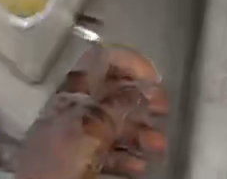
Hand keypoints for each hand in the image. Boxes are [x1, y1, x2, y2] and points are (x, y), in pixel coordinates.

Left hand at [12, 45, 168, 178]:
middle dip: (142, 103)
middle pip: (114, 94)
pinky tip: (140, 166)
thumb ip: (120, 104)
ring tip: (159, 147)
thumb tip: (145, 88)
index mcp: (76, 91)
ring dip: (139, 133)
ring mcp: (75, 137)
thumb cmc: (63, 158)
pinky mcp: (76, 164)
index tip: (153, 79)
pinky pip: (105, 152)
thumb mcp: (93, 127)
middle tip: (163, 113)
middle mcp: (76, 108)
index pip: (105, 59)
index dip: (132, 63)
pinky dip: (125, 156)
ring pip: (113, 126)